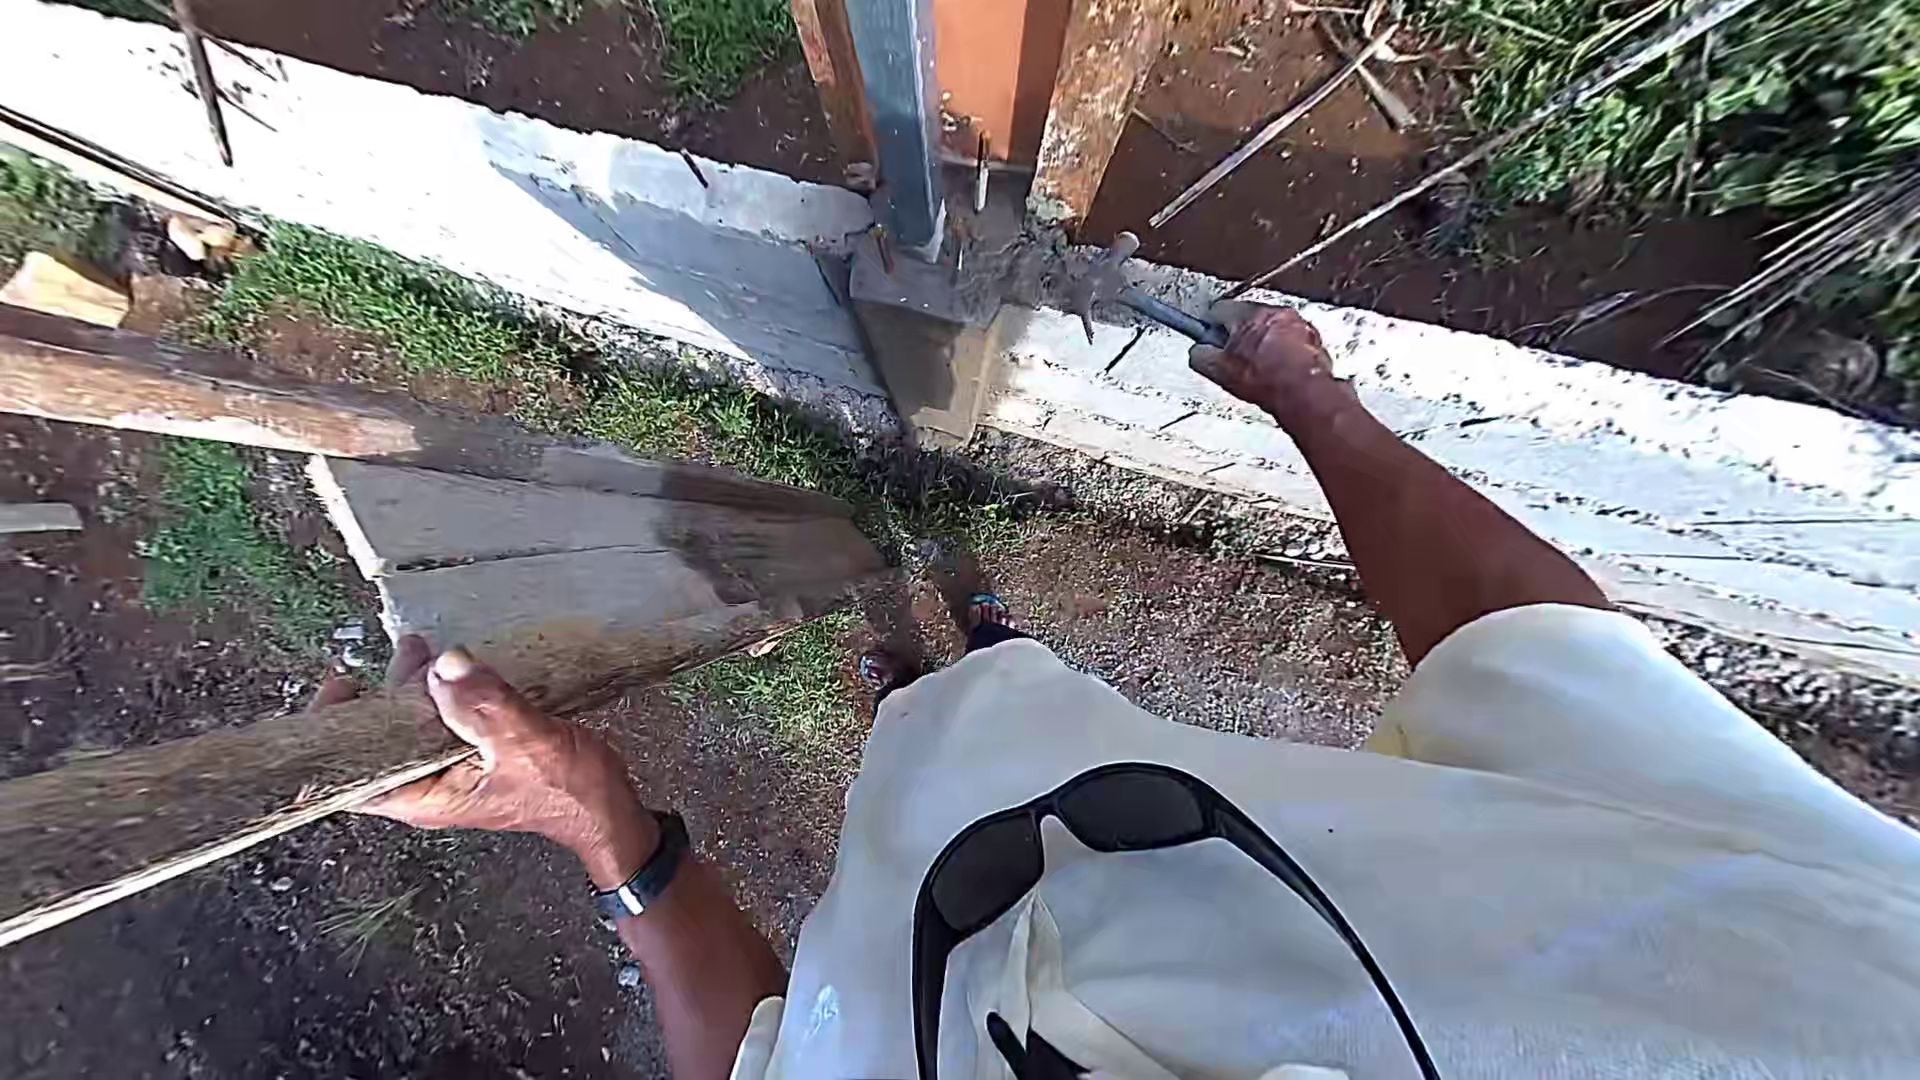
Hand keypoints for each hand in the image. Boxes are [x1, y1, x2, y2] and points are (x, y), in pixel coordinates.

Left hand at [356, 640, 659, 888]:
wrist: (609, 808)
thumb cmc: (570, 788)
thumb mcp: (529, 742)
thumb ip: (487, 705)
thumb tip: (445, 662)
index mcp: (426, 795)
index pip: (354, 771)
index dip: (339, 730)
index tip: (343, 684)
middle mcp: (433, 786)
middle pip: (393, 740)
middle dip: (393, 695)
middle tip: (411, 651)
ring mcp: (460, 774)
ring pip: (426, 731)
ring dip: (428, 692)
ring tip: (434, 652)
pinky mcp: (486, 760)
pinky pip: (457, 728)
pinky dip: (458, 699)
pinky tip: (470, 676)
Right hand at [1189, 302, 1355, 428]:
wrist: (1302, 393)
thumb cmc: (1266, 380)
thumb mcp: (1218, 370)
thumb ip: (1200, 355)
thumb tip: (1197, 352)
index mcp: (1249, 315)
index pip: (1219, 309)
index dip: (1209, 325)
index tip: (1207, 335)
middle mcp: (1276, 313)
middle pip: (1247, 319)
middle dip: (1238, 336)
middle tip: (1233, 360)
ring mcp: (1298, 324)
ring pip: (1270, 330)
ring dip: (1261, 344)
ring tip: (1256, 369)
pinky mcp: (1313, 339)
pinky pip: (1289, 341)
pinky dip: (1281, 353)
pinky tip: (1275, 372)